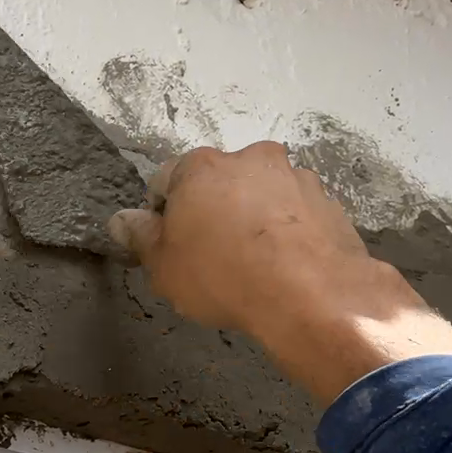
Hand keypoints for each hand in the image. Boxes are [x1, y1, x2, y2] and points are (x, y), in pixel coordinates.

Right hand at [109, 142, 451, 402]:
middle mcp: (250, 158)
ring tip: (246, 264)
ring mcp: (295, 175)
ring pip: (257, 195)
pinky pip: (291, 213)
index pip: (164, 180)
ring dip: (247, 218)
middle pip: (215, 183)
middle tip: (204, 255)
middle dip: (207, 211)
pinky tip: (277, 267)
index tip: (165, 245)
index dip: (159, 215)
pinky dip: (281, 231)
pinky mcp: (328, 201)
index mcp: (200, 167)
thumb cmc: (221, 276)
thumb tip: (122, 219)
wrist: (311, 295)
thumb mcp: (163, 266)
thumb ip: (140, 237)